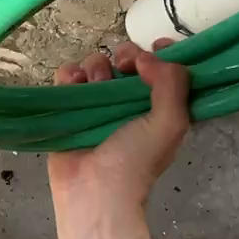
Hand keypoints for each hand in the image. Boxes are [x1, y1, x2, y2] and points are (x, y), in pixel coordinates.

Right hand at [47, 40, 190, 211]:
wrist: (94, 191)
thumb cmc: (135, 161)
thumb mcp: (171, 123)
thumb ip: (171, 83)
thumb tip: (147, 56)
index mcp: (160, 106)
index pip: (164, 67)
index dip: (162, 52)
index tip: (155, 47)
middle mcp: (129, 102)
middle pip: (127, 60)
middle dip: (125, 55)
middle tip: (122, 67)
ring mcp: (97, 105)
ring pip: (96, 65)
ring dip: (95, 66)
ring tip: (94, 84)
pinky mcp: (69, 109)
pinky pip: (67, 78)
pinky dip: (68, 75)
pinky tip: (72, 84)